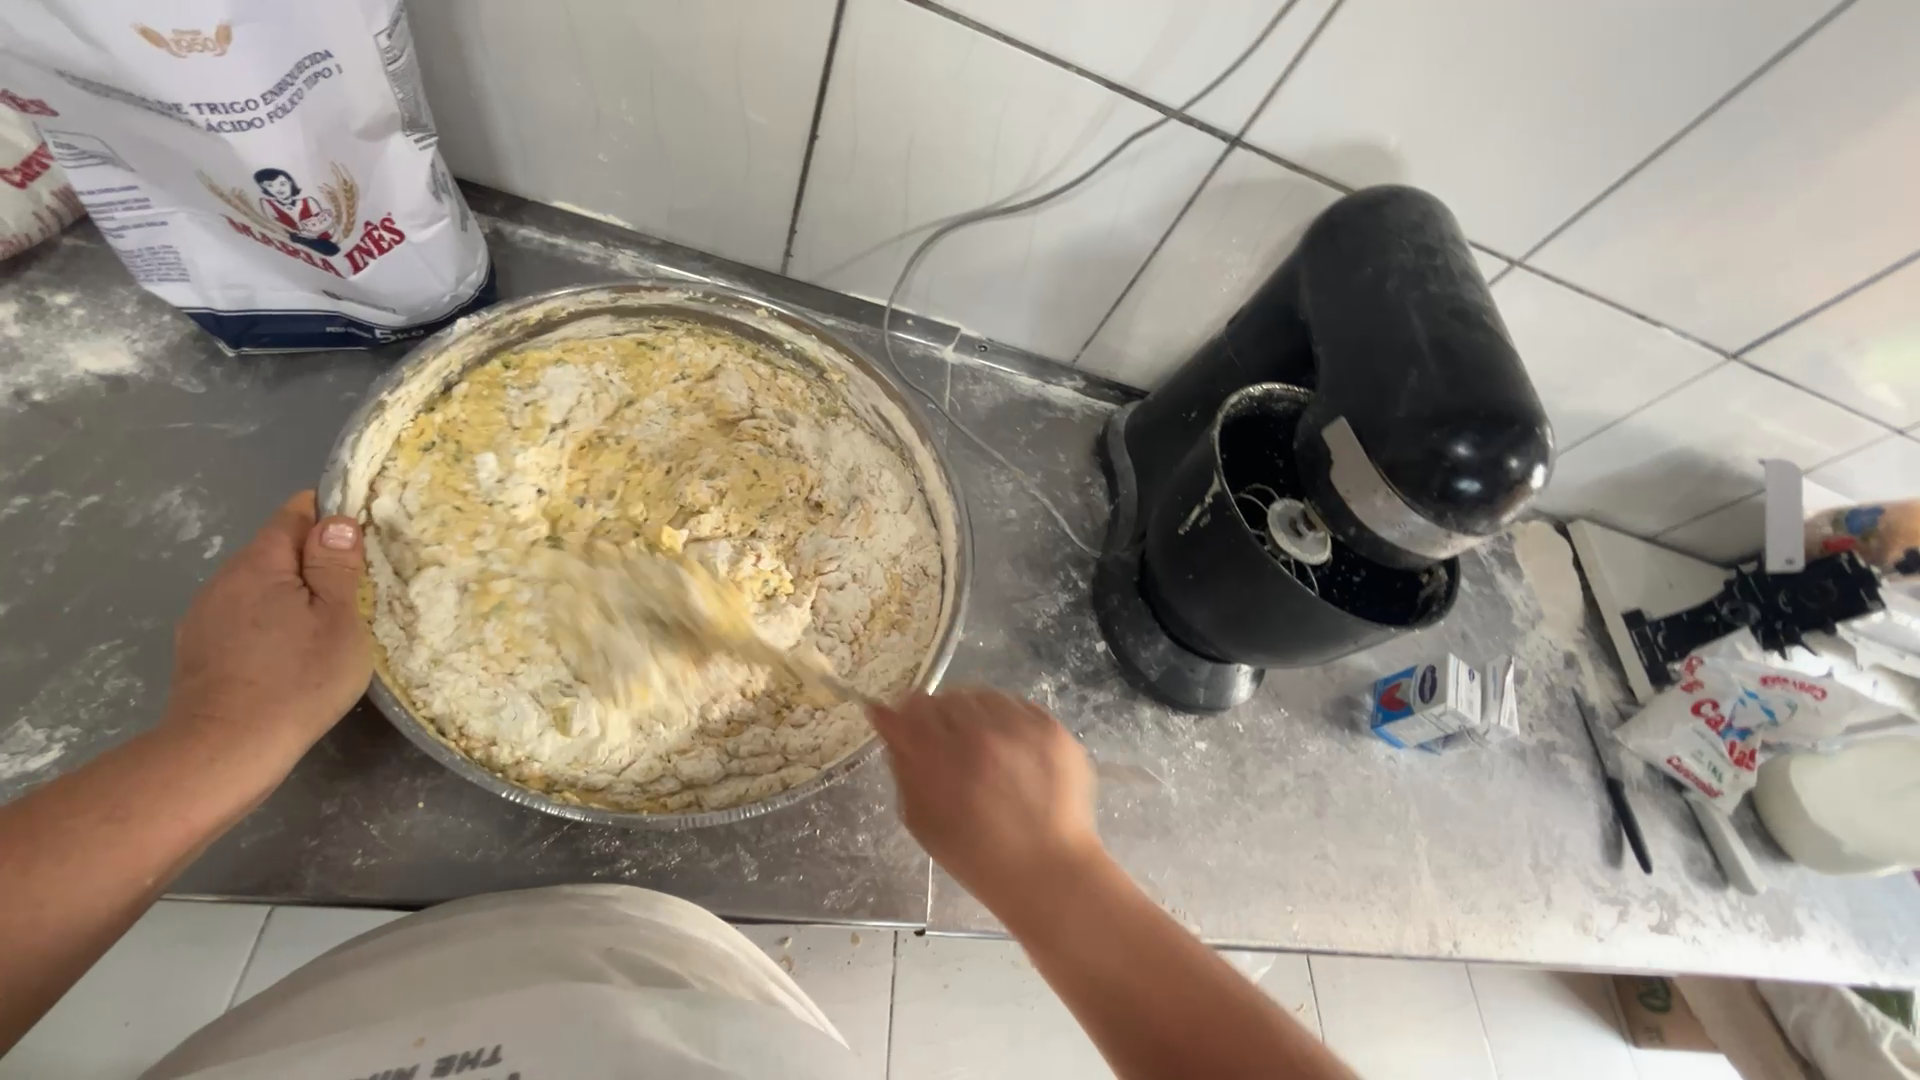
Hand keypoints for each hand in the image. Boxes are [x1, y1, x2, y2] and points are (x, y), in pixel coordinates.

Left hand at [163, 491, 370, 775]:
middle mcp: (224, 581)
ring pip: (262, 585)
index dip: (331, 513)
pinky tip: (294, 648)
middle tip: (360, 584)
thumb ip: (336, 566)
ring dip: (296, 590)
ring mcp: (206, 616)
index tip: (365, 532)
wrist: (227, 748)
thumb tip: (338, 521)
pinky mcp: (201, 647)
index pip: (294, 514)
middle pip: (276, 550)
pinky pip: (246, 614)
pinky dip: (275, 617)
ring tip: (330, 620)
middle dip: (317, 557)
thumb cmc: (299, 678)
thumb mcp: (338, 618)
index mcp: (260, 566)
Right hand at [868, 689, 1103, 914]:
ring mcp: (1021, 728)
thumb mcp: (921, 819)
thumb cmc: (976, 855)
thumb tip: (887, 720)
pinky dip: (1009, 722)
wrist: (1047, 871)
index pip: (912, 706)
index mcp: (942, 755)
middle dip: (941, 718)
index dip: (905, 714)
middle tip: (949, 747)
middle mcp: (981, 732)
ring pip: (984, 697)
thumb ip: (902, 765)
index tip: (906, 724)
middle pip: (948, 698)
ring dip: (976, 715)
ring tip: (984, 748)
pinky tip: (1012, 751)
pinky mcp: (1052, 730)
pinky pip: (1020, 707)